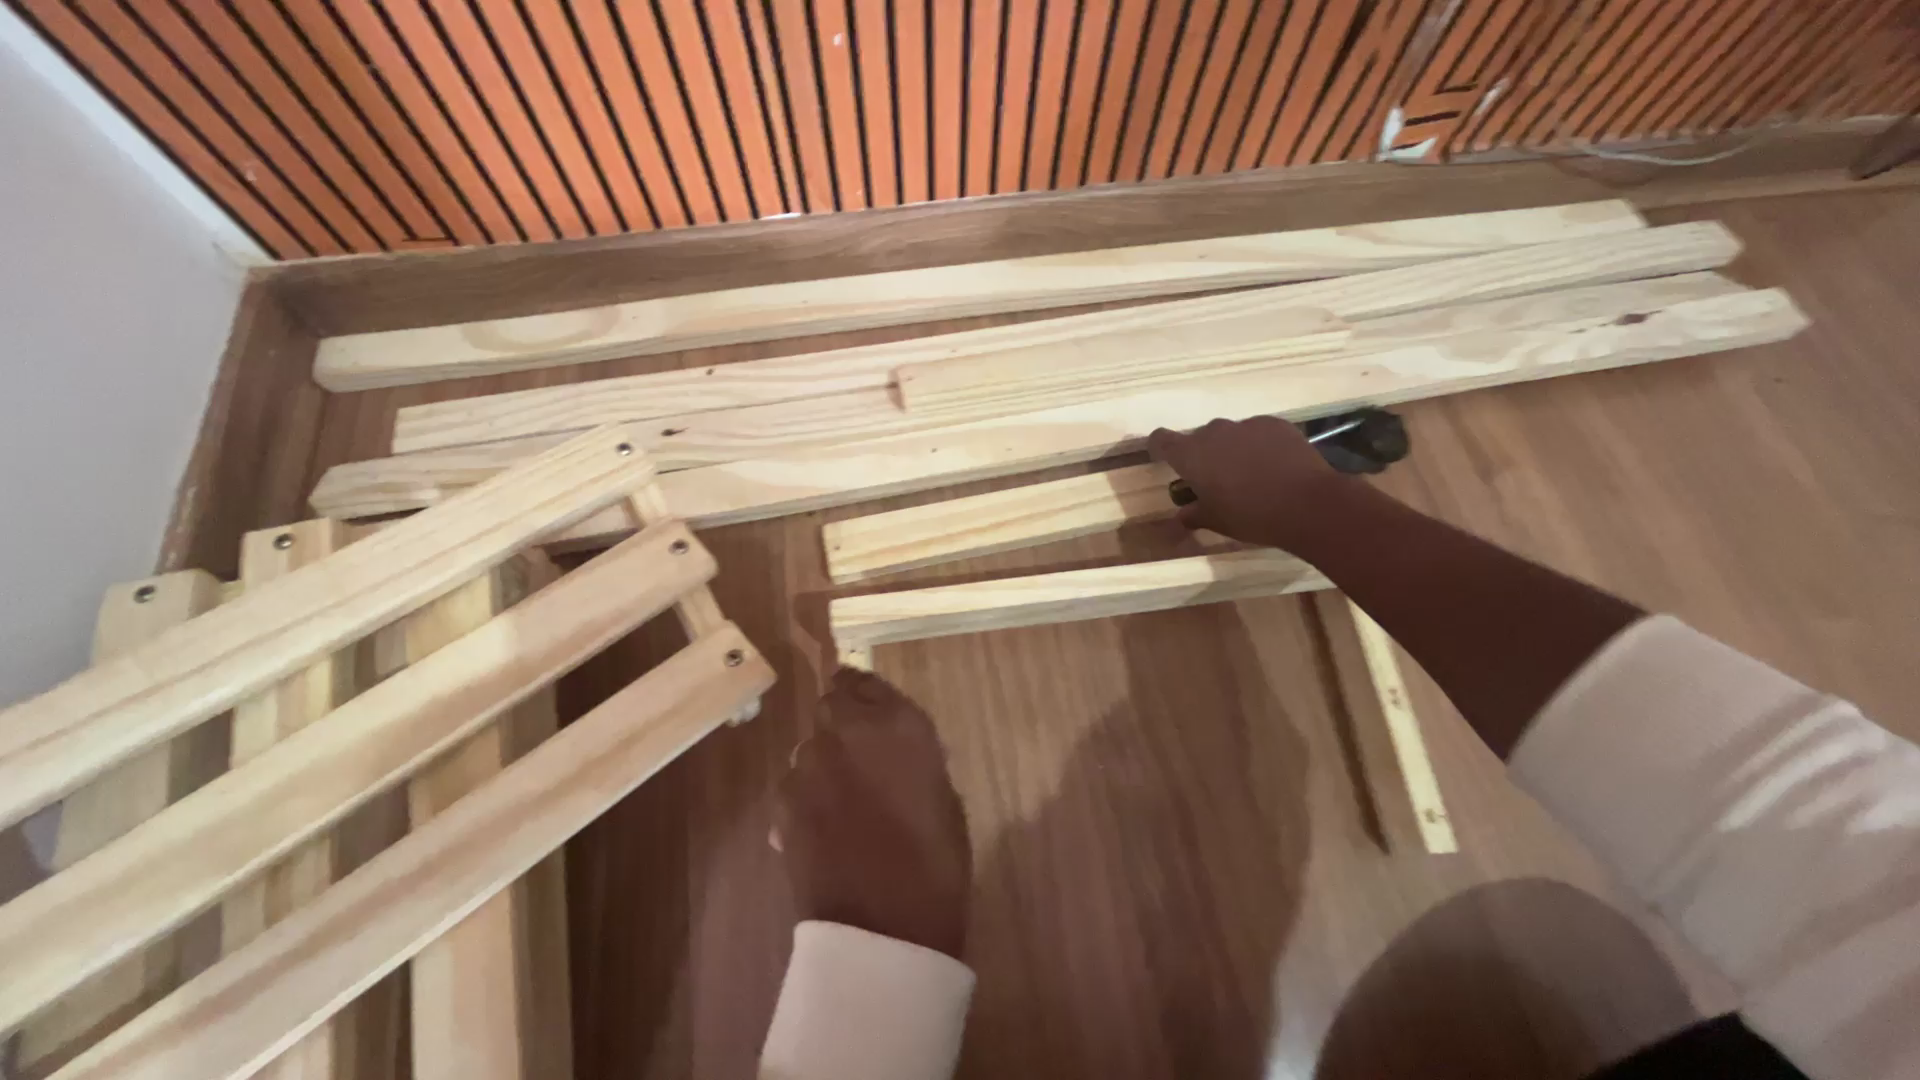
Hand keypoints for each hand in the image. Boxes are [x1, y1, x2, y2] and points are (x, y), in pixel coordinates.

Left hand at [773, 668, 971, 958]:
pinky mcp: (782, 803)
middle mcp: (847, 731)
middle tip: (859, 757)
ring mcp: (808, 766)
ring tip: (843, 803)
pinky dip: (806, 799)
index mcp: (897, 724)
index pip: (863, 680)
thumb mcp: (942, 798)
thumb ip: (913, 759)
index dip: (863, 693)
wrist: (884, 927)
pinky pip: (794, 786)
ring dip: (824, 764)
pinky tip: (824, 829)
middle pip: (831, 704)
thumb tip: (894, 752)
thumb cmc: (936, 863)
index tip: (869, 708)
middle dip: (842, 724)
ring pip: (810, 747)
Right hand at [1148, 416, 1355, 549]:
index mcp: (1191, 455)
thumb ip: (1193, 514)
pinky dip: (1259, 445)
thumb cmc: (1251, 516)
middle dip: (1204, 455)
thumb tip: (1183, 515)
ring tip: (1250, 475)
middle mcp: (1215, 432)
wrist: (1308, 504)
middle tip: (1217, 480)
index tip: (1164, 460)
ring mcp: (1247, 425)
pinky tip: (1274, 467)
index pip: (1161, 439)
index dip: (1159, 448)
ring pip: (1230, 434)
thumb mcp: (1215, 521)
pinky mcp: (1276, 424)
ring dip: (1232, 449)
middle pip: (1199, 438)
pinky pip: (1258, 432)